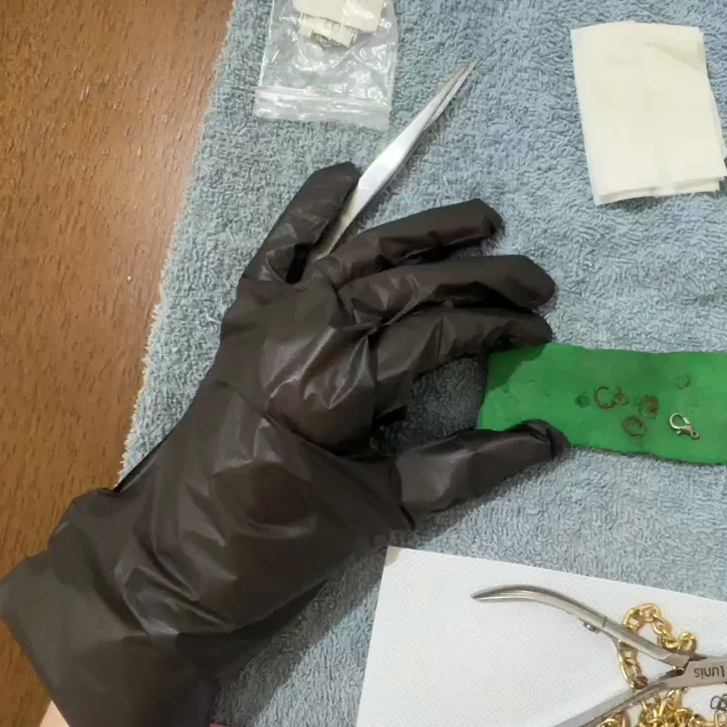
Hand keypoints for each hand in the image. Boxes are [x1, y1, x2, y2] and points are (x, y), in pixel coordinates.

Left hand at [0, 164, 564, 726]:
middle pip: (411, 283)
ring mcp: (273, 316)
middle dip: (484, 276)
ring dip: (426, 229)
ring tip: (485, 218)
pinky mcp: (247, 317)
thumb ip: (467, 468)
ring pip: (361, 251)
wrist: (180, 551)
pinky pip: (280, 250)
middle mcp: (307, 331)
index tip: (541, 334)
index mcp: (339, 385)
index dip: (499, 329)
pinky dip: (310, 209)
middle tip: (540, 281)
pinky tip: (345, 176)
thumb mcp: (381, 512)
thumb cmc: (281, 539)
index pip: (439, 334)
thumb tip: (546, 439)